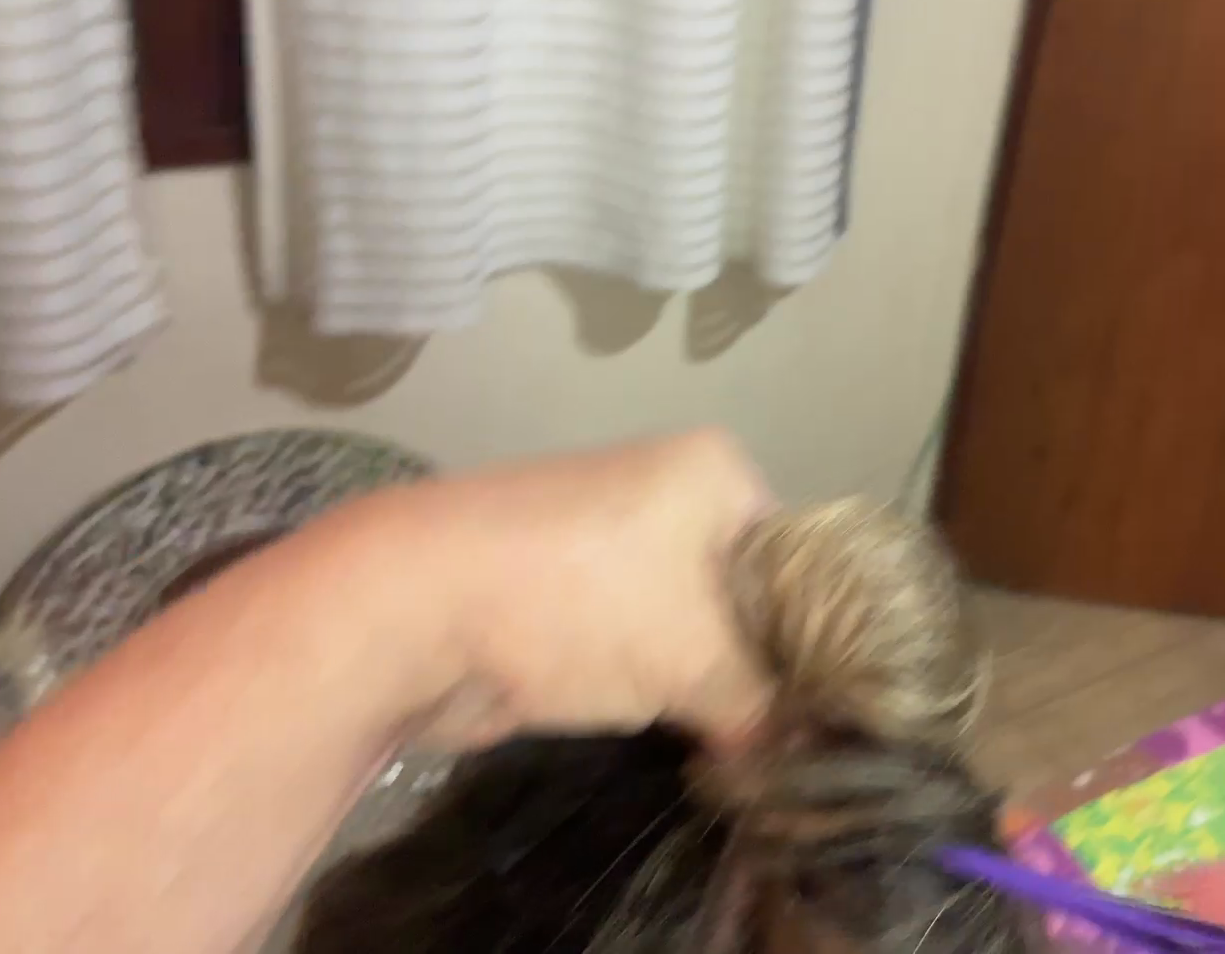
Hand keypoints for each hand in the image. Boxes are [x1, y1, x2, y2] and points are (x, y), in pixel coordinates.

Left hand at [328, 429, 775, 751]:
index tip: (816, 693)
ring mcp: (612, 527)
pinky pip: (638, 624)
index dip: (809, 628)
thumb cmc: (584, 602)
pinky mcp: (568, 574)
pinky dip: (648, 667)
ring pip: (688, 611)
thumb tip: (790, 754)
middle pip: (742, 586)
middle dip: (750, 655)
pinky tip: (660, 711)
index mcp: (717, 469)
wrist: (408, 609)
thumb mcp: (696, 661)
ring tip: (723, 725)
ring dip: (697, 668)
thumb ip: (760, 705)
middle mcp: (669, 484)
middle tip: (776, 721)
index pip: (797, 556)